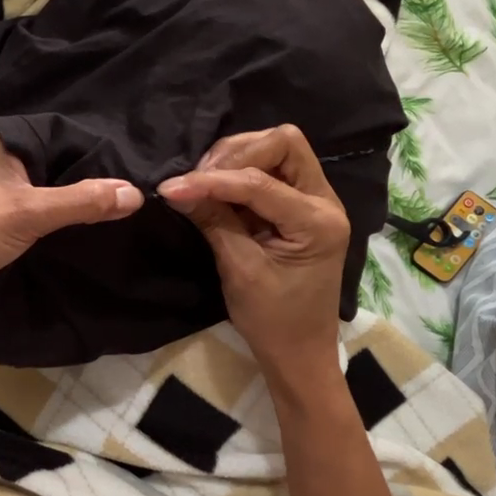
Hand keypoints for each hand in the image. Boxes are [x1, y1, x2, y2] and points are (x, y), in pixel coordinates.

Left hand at [0, 137, 143, 304]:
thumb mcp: (29, 211)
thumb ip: (82, 201)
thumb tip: (136, 194)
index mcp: (11, 144)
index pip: (65, 131)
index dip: (100, 138)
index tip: (143, 145)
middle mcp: (15, 164)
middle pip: (68, 163)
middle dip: (100, 171)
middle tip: (150, 174)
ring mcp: (17, 195)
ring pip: (64, 191)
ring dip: (90, 198)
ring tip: (140, 194)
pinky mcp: (21, 224)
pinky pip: (58, 215)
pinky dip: (78, 219)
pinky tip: (111, 220)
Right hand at [157, 125, 349, 368]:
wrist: (298, 351)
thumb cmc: (273, 320)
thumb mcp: (239, 271)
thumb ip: (213, 221)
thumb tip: (177, 188)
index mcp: (317, 222)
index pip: (260, 182)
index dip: (212, 180)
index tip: (171, 188)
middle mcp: (324, 201)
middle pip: (283, 143)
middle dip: (235, 154)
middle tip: (198, 179)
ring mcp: (315, 200)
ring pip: (278, 150)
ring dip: (237, 159)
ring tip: (204, 183)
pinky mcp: (299, 206)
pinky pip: (272, 170)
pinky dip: (240, 172)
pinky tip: (216, 188)